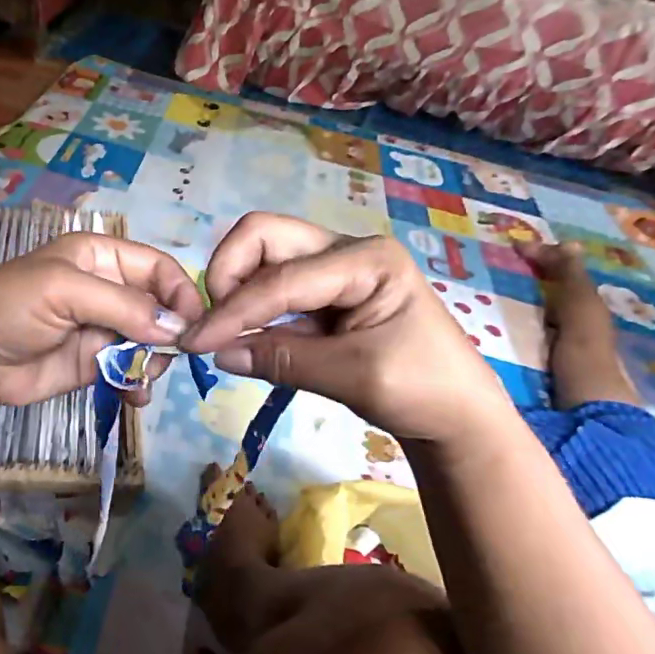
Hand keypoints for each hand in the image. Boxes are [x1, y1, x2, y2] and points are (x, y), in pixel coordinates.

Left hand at [0, 231, 203, 418]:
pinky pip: (133, 370)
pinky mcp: (97, 363)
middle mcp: (107, 289)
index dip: (180, 291)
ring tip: (142, 376)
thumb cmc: (8, 310)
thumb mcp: (63, 291)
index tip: (195, 323)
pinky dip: (141, 382)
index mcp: (100, 256)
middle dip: (171, 331)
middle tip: (170, 357)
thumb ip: (122, 306)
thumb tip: (178, 327)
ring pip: (152, 341)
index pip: (157, 266)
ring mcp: (103, 328)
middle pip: (160, 306)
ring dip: (157, 360)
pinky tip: (135, 394)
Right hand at [179, 212, 514, 440]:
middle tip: (213, 324)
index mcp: (367, 260)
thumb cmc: (423, 390)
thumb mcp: (355, 376)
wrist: (458, 416)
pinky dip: (252, 312)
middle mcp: (346, 251)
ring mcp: (333, 271)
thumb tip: (219, 353)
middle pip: (266, 237)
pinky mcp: (323, 296)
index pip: (282, 278)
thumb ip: (285, 360)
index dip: (234, 310)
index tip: (195, 343)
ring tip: (221, 336)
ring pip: (264, 259)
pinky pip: (274, 291)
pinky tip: (242, 340)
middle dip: (229, 273)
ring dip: (236, 292)